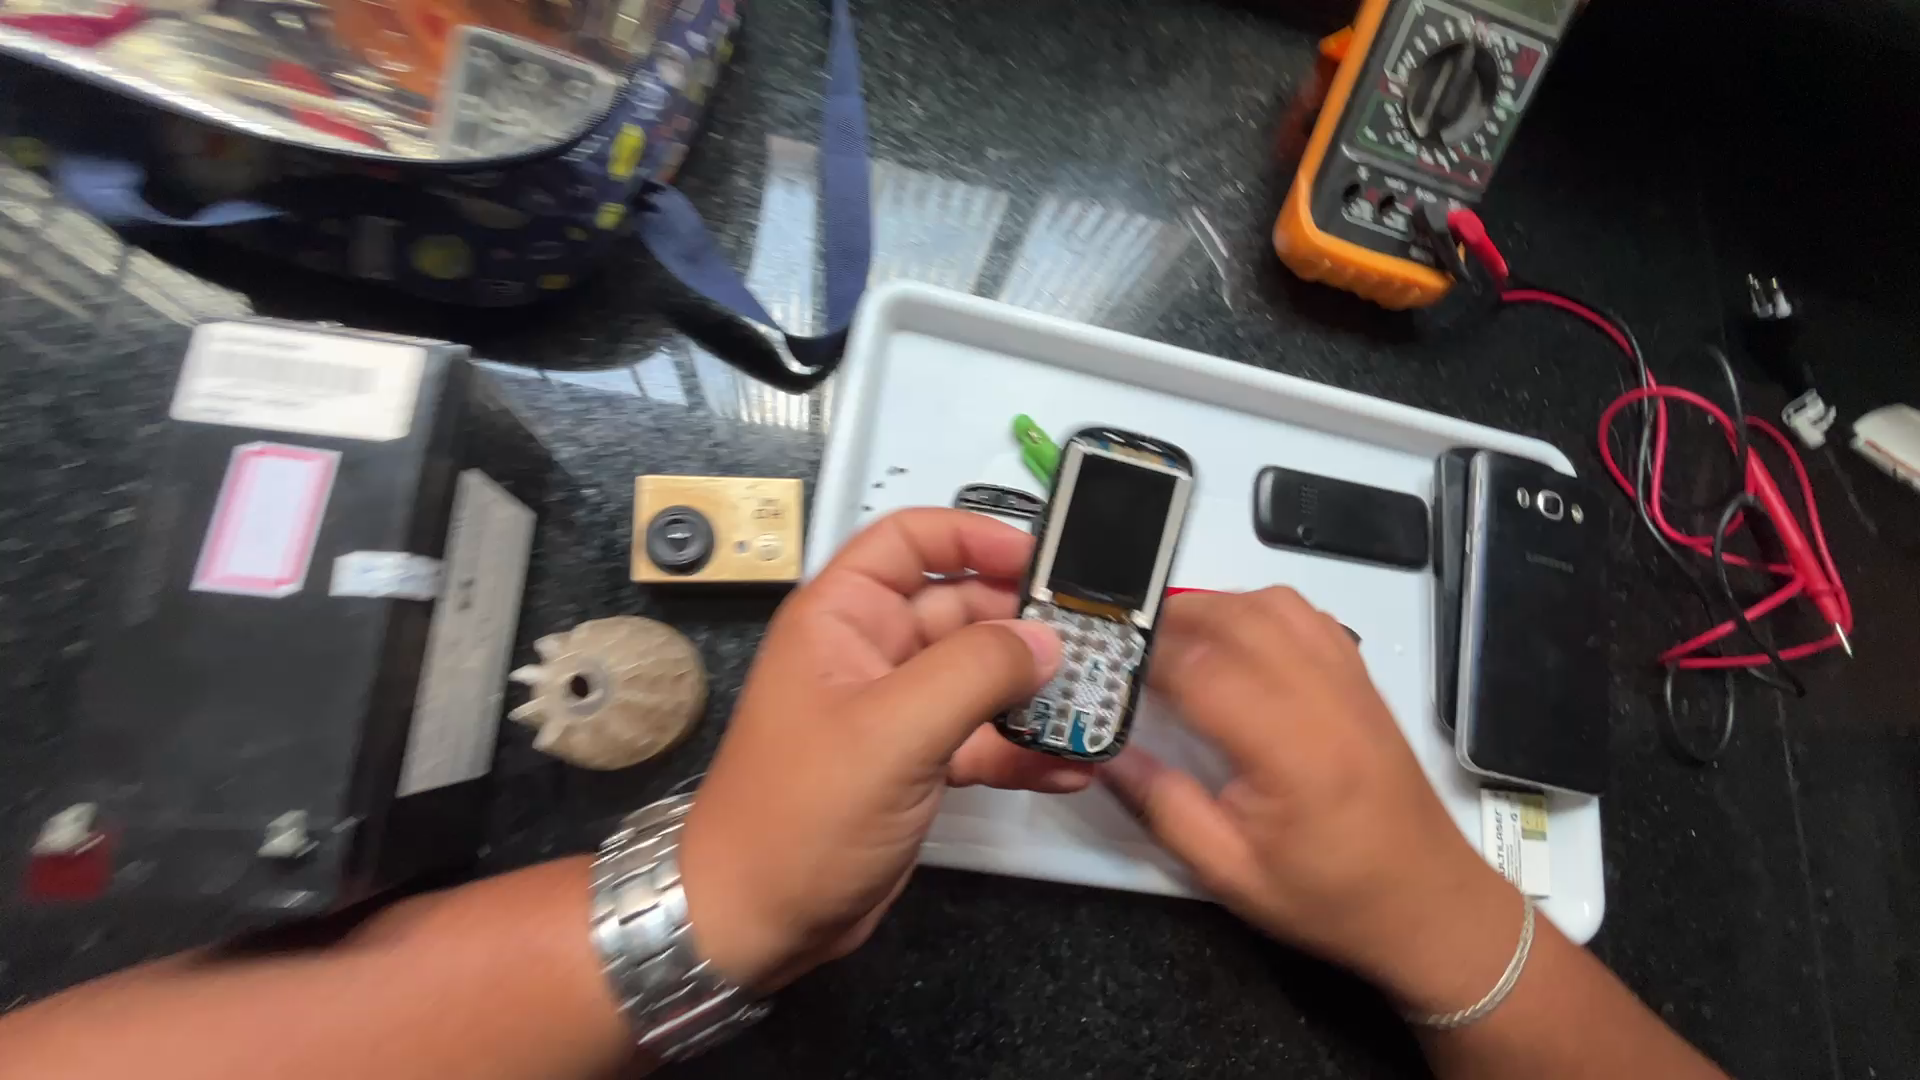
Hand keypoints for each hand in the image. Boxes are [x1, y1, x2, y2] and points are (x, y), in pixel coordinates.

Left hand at [678, 508, 1087, 992]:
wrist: (758, 924)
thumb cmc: (801, 814)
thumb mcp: (892, 731)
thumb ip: (975, 672)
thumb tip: (1045, 638)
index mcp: (844, 615)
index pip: (909, 541)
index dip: (972, 537)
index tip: (1037, 560)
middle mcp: (873, 649)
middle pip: (960, 608)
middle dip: (1022, 624)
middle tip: (1091, 643)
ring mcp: (900, 705)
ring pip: (979, 674)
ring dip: (1033, 690)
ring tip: (1092, 705)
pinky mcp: (920, 757)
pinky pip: (982, 735)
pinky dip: (1021, 746)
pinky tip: (1067, 766)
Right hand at [1103, 587, 1524, 1013]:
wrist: (1429, 905)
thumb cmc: (1327, 895)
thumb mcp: (1230, 872)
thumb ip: (1162, 806)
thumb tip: (1107, 753)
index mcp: (1291, 751)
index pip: (1204, 672)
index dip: (1148, 659)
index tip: (1111, 665)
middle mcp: (1324, 699)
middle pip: (1237, 621)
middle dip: (1172, 620)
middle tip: (1130, 643)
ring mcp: (1349, 680)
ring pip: (1272, 605)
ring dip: (1214, 606)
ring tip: (1173, 633)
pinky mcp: (1361, 677)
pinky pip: (1306, 614)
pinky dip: (1258, 608)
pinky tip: (1234, 633)